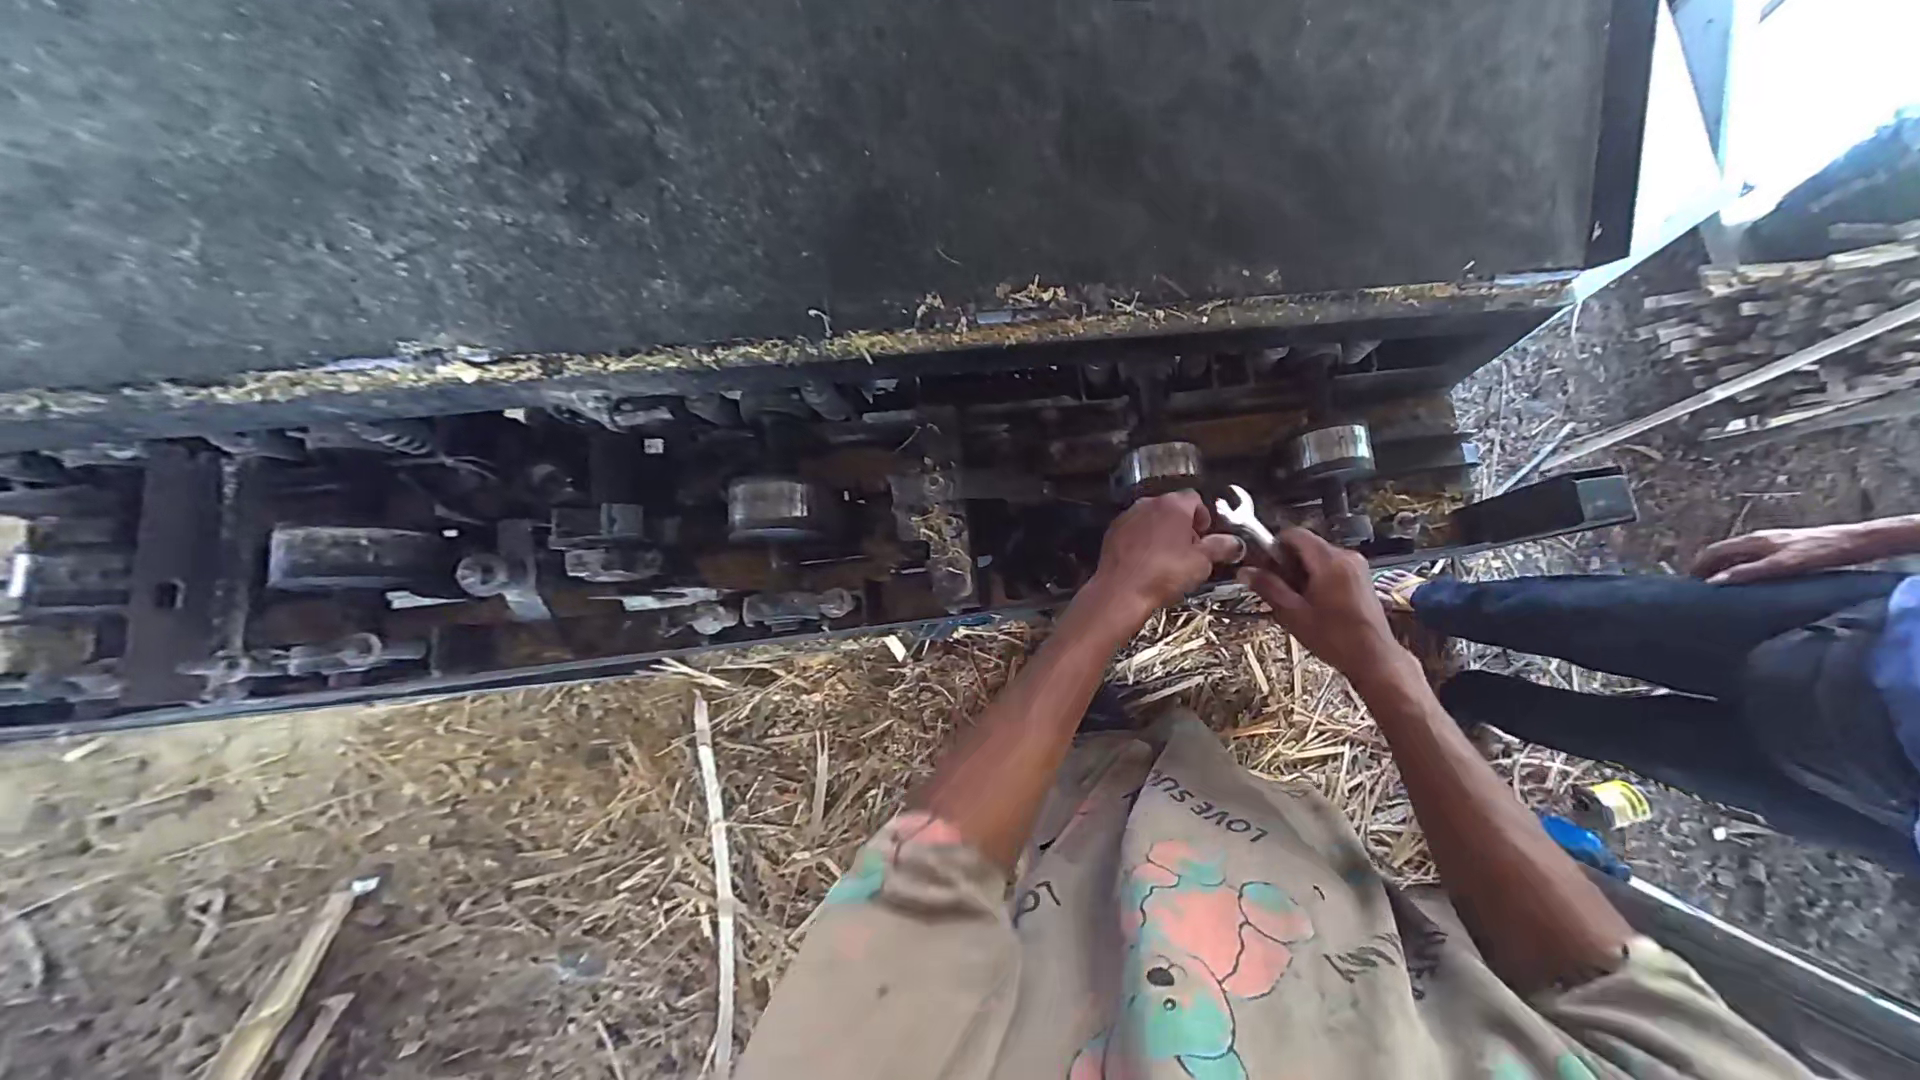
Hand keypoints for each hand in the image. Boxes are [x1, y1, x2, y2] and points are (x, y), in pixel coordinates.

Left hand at [1084, 491, 1244, 622]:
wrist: (1121, 590)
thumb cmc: (1163, 573)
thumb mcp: (1201, 562)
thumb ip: (1220, 547)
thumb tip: (1233, 543)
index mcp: (1172, 505)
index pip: (1195, 499)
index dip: (1203, 517)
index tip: (1204, 535)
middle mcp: (1147, 504)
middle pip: (1171, 508)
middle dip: (1183, 526)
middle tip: (1189, 550)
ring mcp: (1127, 517)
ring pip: (1151, 519)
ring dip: (1161, 533)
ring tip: (1168, 559)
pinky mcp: (1112, 533)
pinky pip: (1133, 531)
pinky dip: (1141, 541)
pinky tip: (1147, 562)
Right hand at [1237, 527, 1411, 683]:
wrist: (1373, 658)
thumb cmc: (1335, 638)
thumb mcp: (1292, 612)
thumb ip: (1268, 587)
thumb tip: (1245, 571)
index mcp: (1330, 561)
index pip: (1294, 534)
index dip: (1274, 547)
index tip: (1264, 565)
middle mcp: (1347, 557)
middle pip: (1306, 545)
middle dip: (1287, 562)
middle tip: (1277, 586)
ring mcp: (1357, 566)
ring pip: (1317, 556)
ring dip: (1300, 571)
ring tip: (1295, 597)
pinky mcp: (1360, 577)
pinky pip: (1331, 566)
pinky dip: (1316, 576)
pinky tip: (1311, 600)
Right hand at [1690, 525, 1862, 583]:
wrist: (1865, 540)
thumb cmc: (1824, 551)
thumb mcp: (1783, 564)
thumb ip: (1748, 572)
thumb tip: (1714, 582)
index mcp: (1750, 541)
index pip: (1712, 552)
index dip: (1697, 566)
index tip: (1690, 582)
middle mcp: (1757, 539)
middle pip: (1723, 553)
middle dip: (1709, 567)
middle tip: (1705, 586)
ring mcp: (1773, 542)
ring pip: (1739, 555)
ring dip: (1727, 568)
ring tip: (1726, 584)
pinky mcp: (1788, 547)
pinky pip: (1755, 557)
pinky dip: (1744, 567)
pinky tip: (1754, 578)